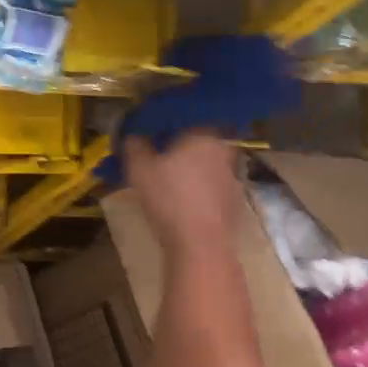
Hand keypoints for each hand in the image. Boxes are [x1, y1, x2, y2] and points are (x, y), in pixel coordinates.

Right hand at [123, 132, 242, 257]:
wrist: (199, 242)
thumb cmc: (168, 196)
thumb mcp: (138, 168)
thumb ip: (134, 146)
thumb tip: (133, 136)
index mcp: (203, 137)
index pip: (187, 123)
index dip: (169, 130)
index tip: (153, 138)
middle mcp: (224, 153)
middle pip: (199, 145)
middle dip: (181, 151)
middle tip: (159, 160)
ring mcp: (233, 179)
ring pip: (207, 168)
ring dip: (191, 172)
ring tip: (168, 184)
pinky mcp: (234, 203)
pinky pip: (212, 189)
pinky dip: (199, 192)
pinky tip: (182, 203)